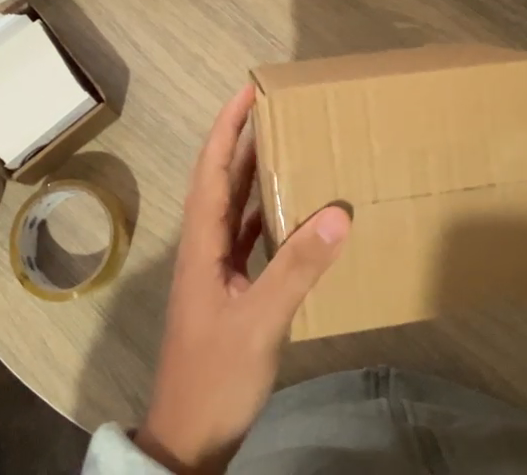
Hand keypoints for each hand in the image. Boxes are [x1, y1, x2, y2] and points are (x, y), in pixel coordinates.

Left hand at [137, 84, 351, 473]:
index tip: (248, 90)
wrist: (188, 436)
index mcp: (202, 243)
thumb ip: (297, 267)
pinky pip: (249, 239)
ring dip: (256, 176)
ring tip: (289, 147)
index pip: (212, 170)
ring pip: (235, 209)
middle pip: (222, 181)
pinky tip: (296, 216)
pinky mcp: (229, 293)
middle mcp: (205, 248)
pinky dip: (269, 218)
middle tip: (277, 109)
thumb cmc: (215, 373)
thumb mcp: (260, 320)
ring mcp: (215, 272)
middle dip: (243, 141)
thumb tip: (338, 212)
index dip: (226, 128)